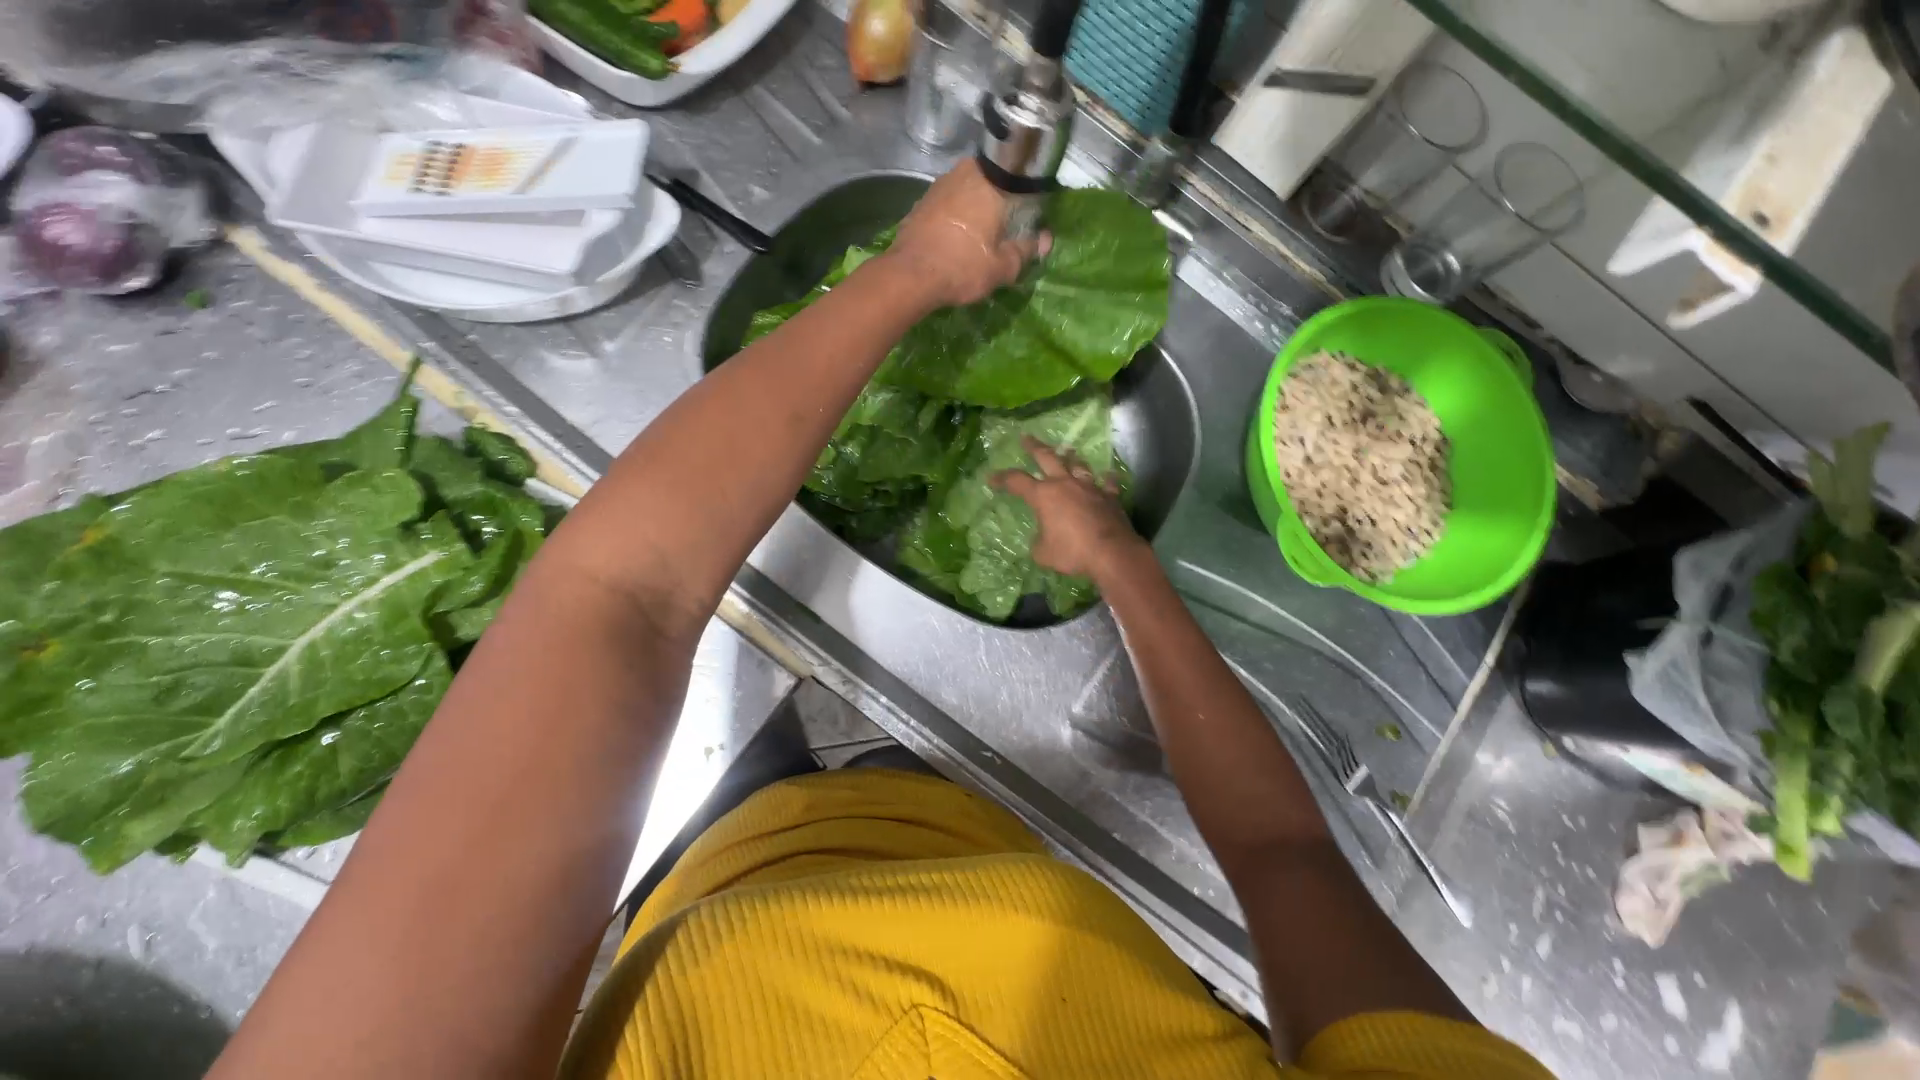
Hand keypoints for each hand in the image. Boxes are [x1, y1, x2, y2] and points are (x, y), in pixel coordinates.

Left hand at [886, 160, 1050, 309]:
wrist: (910, 276)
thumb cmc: (963, 267)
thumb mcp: (1002, 267)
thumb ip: (1025, 250)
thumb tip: (1045, 240)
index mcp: (990, 182)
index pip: (1017, 175)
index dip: (1025, 192)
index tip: (1029, 209)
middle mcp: (963, 174)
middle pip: (989, 179)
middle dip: (997, 197)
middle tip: (1004, 221)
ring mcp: (938, 186)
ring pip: (964, 189)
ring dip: (973, 205)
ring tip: (980, 230)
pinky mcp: (920, 203)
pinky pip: (946, 204)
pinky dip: (953, 215)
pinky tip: (955, 236)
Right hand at [992, 436, 1143, 579]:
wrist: (1111, 552)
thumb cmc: (1072, 552)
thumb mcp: (1043, 553)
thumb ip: (1039, 542)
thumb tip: (1043, 539)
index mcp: (1044, 495)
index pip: (1017, 481)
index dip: (1002, 478)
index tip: (991, 478)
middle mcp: (1065, 484)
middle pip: (1048, 458)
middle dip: (1035, 447)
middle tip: (1027, 438)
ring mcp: (1090, 488)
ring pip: (1079, 465)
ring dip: (1072, 457)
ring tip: (1068, 451)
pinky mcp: (1110, 497)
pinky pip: (1107, 483)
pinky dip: (1106, 479)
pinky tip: (1108, 475)